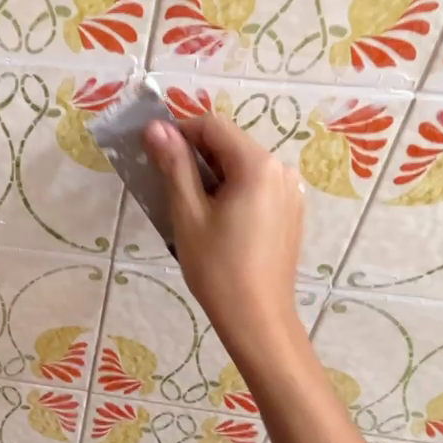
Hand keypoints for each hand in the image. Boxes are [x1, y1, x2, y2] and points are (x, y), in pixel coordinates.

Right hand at [143, 115, 306, 372]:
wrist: (256, 317)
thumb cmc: (217, 267)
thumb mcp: (187, 213)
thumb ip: (174, 165)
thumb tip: (155, 128)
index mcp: (256, 165)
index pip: (212, 126)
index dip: (178, 132)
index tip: (151, 153)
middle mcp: (280, 170)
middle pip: (229, 144)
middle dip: (194, 155)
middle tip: (164, 184)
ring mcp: (290, 191)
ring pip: (241, 166)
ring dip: (211, 174)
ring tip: (187, 207)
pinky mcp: (290, 212)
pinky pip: (255, 186)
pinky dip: (230, 190)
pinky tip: (214, 221)